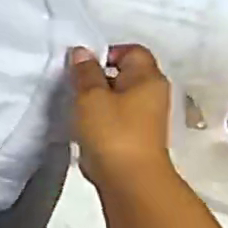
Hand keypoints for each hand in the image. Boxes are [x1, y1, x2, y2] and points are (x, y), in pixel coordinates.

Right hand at [69, 43, 174, 185]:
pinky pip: (116, 111)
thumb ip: (85, 71)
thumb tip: (82, 52)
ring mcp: (145, 114)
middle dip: (98, 74)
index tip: (82, 66)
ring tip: (76, 103)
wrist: (128, 176)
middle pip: (125, 71)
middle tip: (74, 83)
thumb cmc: (111, 130)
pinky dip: (99, 112)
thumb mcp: (90, 96)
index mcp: (148, 78)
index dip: (106, 52)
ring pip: (118, 93)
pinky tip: (83, 122)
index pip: (131, 51)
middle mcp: (153, 93)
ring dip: (97, 95)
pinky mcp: (134, 131)